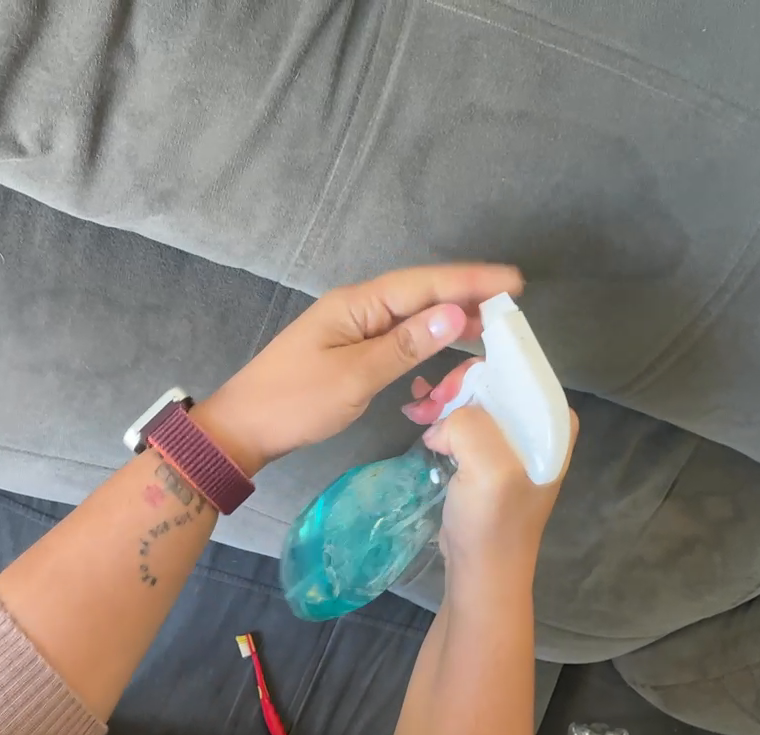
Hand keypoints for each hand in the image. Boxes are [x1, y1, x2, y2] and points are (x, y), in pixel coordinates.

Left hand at [192, 263, 524, 474]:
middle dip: (465, 297)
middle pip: (419, 294)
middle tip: (511, 308)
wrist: (244, 428)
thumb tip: (454, 313)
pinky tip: (441, 348)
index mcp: (357, 305)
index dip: (471, 282)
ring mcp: (350, 329)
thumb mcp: (355, 377)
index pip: (424, 284)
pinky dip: (423, 342)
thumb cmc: (295, 403)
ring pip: (409, 316)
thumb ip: (405, 346)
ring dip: (446, 320)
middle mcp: (356, 308)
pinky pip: (395, 337)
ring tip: (488, 327)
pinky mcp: (346, 351)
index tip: (515, 282)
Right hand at [413, 359, 577, 581]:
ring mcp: (514, 441)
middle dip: (453, 388)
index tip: (442, 393)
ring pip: (474, 400)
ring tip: (416, 414)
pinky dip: (441, 418)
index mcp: (553, 420)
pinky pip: (464, 422)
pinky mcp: (489, 457)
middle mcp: (539, 424)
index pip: (515, 368)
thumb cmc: (492, 524)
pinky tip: (420, 422)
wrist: (481, 573)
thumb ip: (470, 425)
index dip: (475, 371)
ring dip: (441, 402)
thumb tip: (443, 423)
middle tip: (424, 408)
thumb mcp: (489, 467)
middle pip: (491, 381)